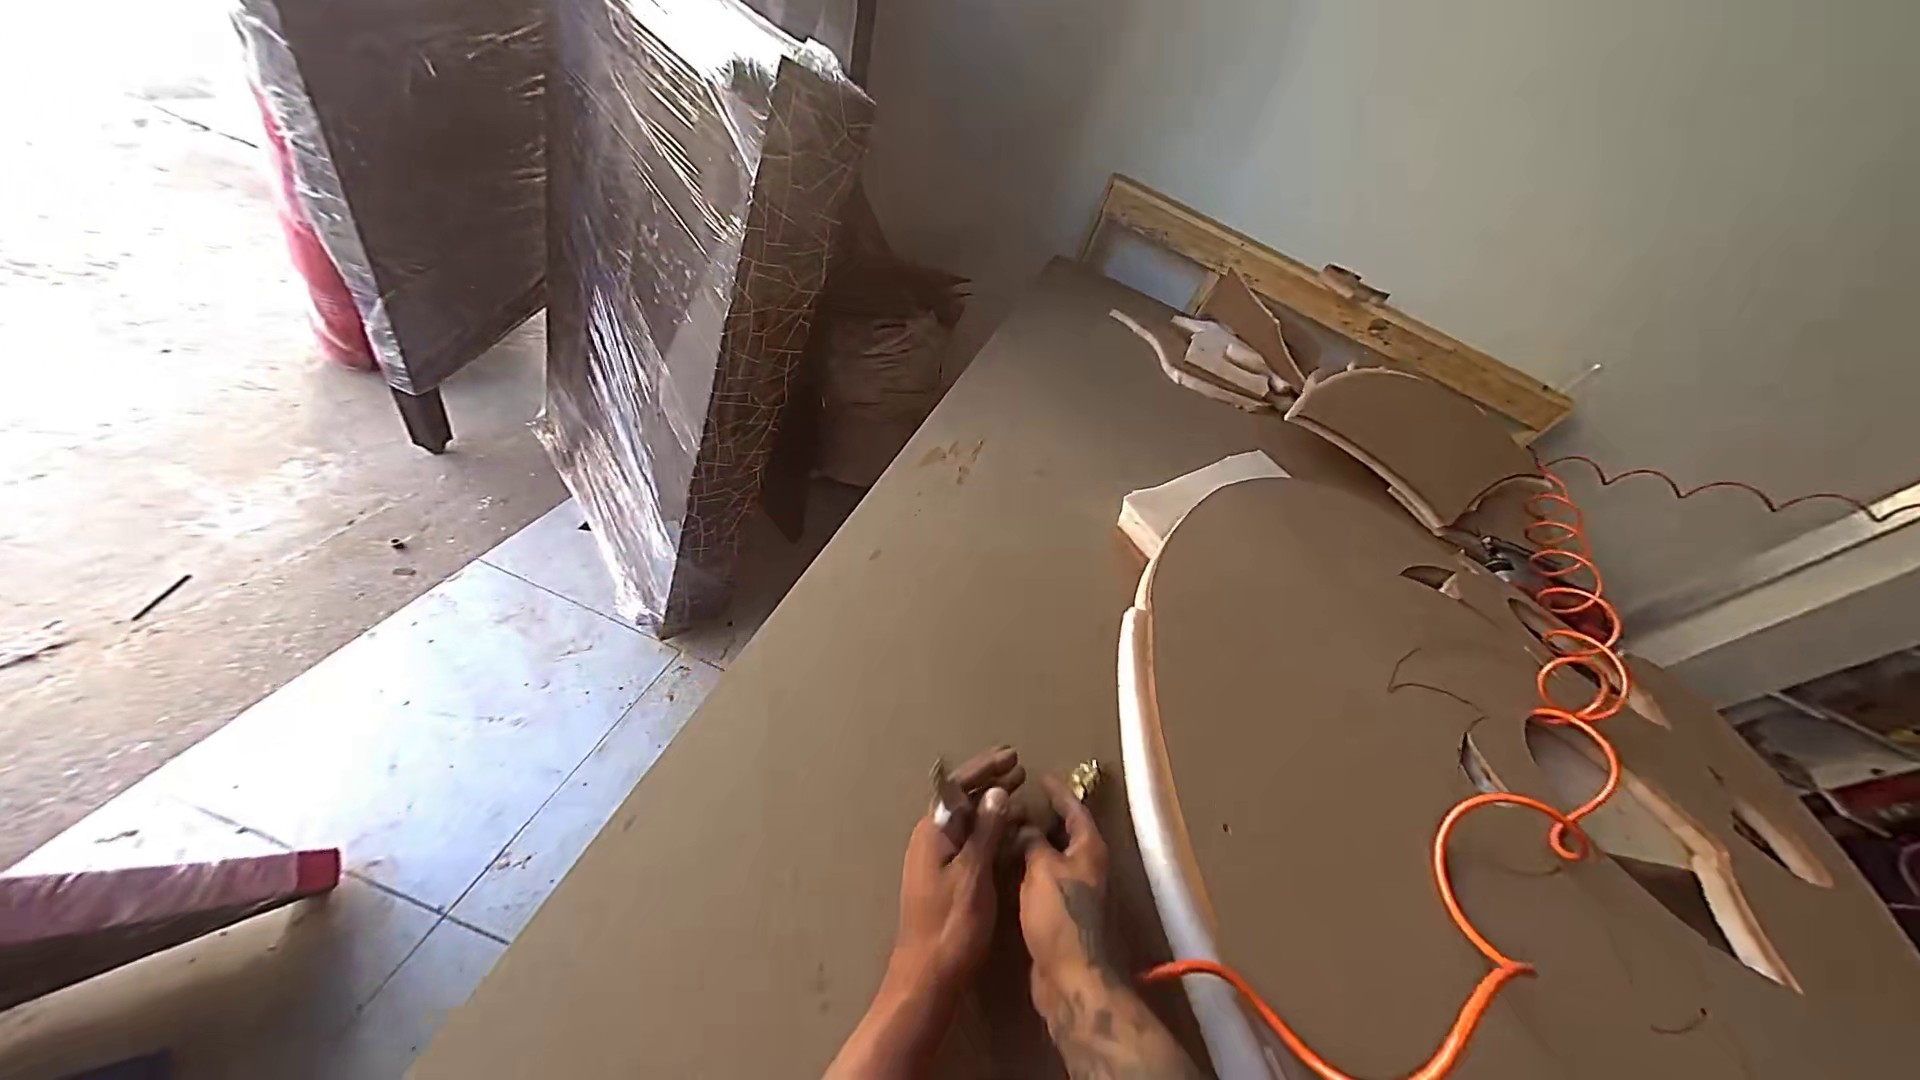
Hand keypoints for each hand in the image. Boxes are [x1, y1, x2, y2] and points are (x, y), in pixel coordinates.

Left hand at [885, 746, 1023, 997]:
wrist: (926, 976)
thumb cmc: (951, 925)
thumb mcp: (974, 874)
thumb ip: (985, 830)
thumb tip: (997, 791)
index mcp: (933, 830)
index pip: (959, 785)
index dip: (985, 768)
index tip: (1012, 757)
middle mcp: (931, 836)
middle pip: (961, 796)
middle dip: (989, 779)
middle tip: (1017, 765)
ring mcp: (935, 854)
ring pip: (966, 815)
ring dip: (990, 800)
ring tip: (1017, 787)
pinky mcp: (943, 872)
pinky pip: (967, 834)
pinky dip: (988, 823)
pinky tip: (1007, 824)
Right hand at [1017, 778, 1206, 1079]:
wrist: (1071, 978)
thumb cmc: (1060, 915)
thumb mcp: (1042, 868)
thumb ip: (1031, 840)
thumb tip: (1023, 824)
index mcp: (1089, 848)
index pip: (1074, 809)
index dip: (1057, 791)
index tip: (1041, 776)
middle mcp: (1088, 866)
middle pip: (1065, 832)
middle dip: (1043, 816)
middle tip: (1016, 801)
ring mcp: (1077, 891)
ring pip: (1053, 856)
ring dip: (1033, 843)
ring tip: (1006, 828)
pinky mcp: (1063, 913)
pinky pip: (1045, 878)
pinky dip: (1029, 868)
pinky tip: (1008, 864)